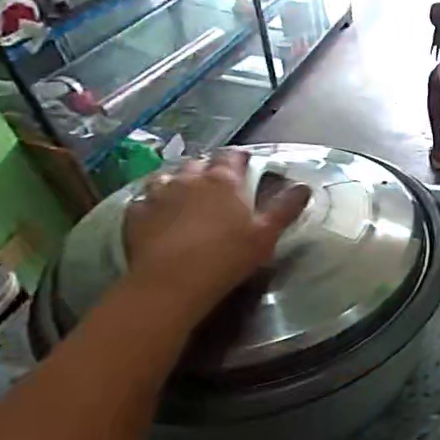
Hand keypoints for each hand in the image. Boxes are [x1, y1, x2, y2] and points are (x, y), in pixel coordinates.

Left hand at [120, 149, 310, 315]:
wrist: (173, 281)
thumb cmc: (227, 257)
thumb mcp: (266, 235)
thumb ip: (284, 209)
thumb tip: (304, 187)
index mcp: (223, 181)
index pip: (233, 157)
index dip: (240, 158)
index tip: (246, 163)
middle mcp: (189, 178)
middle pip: (200, 163)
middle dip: (209, 168)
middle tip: (218, 183)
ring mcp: (158, 193)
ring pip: (168, 176)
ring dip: (178, 180)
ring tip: (185, 194)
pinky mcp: (136, 213)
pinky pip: (144, 199)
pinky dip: (153, 202)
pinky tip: (157, 213)